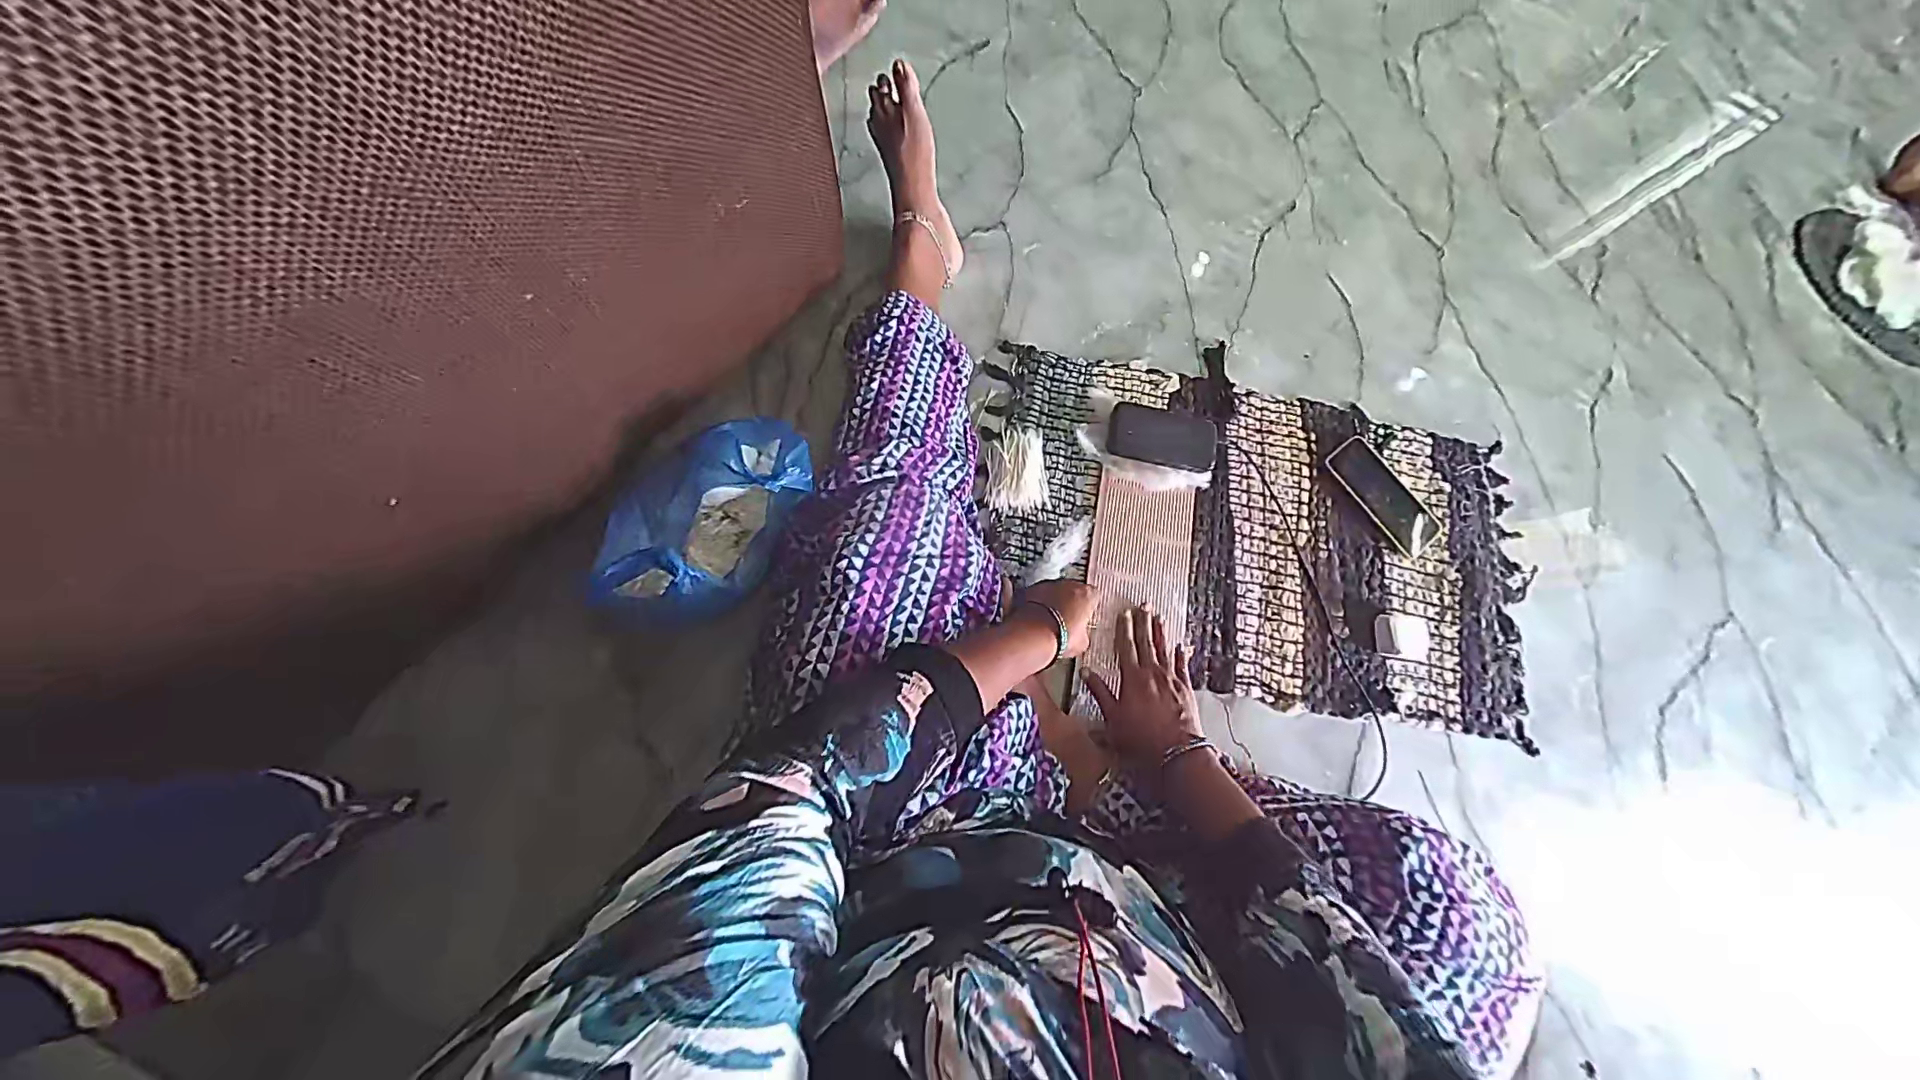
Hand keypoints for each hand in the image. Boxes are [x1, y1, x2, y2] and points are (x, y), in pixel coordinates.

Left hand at [1019, 579, 1098, 659]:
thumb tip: (1079, 636)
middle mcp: (1068, 584)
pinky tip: (1034, 620)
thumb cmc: (1061, 636)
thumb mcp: (1082, 643)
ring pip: (1052, 591)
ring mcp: (1047, 584)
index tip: (1082, 618)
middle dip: (1068, 603)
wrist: (1033, 635)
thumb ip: (1083, 633)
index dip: (1087, 608)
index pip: (1092, 596)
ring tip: (1047, 623)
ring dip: (1051, 602)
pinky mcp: (1029, 589)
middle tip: (1064, 622)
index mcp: (1086, 594)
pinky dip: (1035, 604)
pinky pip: (1036, 595)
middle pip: (1071, 591)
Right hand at [1084, 607, 1201, 769]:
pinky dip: (1182, 654)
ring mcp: (1171, 679)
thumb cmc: (1140, 739)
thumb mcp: (1112, 717)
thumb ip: (1100, 692)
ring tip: (1159, 617)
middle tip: (1143, 605)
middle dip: (1143, 622)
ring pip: (1165, 649)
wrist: (1176, 752)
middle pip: (1146, 642)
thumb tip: (1087, 672)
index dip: (1124, 628)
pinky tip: (1182, 645)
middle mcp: (1152, 673)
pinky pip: (1183, 665)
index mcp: (1132, 678)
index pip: (1126, 646)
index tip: (1124, 613)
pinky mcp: (1185, 689)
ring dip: (1161, 632)